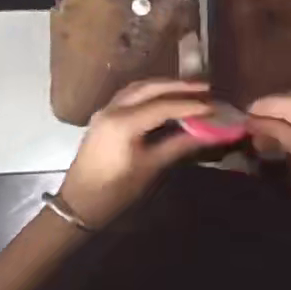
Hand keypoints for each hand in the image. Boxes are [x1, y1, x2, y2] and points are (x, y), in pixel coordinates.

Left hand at [57, 79, 214, 227]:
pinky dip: (149, 91)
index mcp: (123, 123)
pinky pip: (129, 95)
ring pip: (138, 88)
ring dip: (163, 85)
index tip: (213, 106)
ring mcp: (105, 110)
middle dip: (179, 86)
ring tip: (188, 89)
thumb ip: (178, 146)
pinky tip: (163, 97)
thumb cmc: (114, 191)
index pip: (163, 106)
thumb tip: (207, 134)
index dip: (190, 105)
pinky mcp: (103, 116)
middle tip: (206, 88)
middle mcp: (112, 109)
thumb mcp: (149, 168)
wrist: (78, 204)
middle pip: (150, 88)